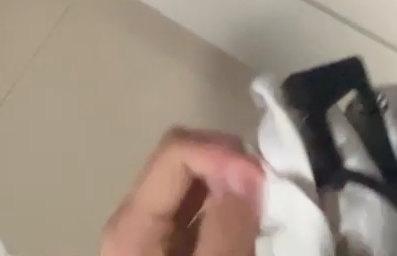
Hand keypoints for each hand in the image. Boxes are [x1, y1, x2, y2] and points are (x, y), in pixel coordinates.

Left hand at [102, 128, 263, 255]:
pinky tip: (245, 216)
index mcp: (130, 220)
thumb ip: (224, 227)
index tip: (262, 175)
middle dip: (225, 159)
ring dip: (227, 179)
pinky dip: (223, 204)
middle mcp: (132, 216)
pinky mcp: (165, 249)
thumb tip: (249, 170)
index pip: (175, 149)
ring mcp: (147, 233)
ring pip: (190, 181)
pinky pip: (196, 209)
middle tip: (266, 181)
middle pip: (180, 157)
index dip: (220, 152)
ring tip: (261, 195)